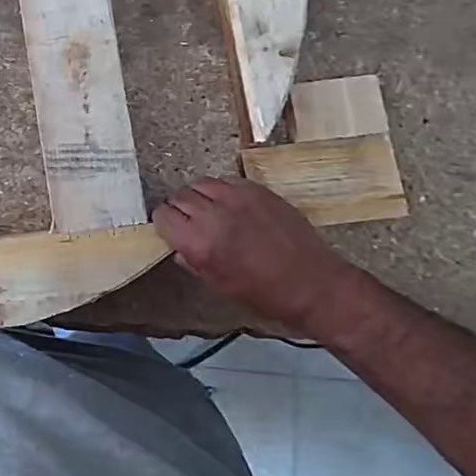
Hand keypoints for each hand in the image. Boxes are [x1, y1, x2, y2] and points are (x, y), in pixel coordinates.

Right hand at [152, 177, 363, 334]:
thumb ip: (192, 261)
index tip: (171, 230)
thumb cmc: (265, 294)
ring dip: (200, 197)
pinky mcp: (256, 188)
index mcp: (200, 243)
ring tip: (211, 213)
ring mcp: (237, 196)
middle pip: (180, 196)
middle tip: (191, 224)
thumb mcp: (219, 285)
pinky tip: (233, 207)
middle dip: (180, 210)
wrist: (312, 283)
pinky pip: (226, 181)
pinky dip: (222, 192)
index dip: (164, 224)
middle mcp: (214, 214)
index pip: (163, 216)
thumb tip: (179, 245)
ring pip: (201, 183)